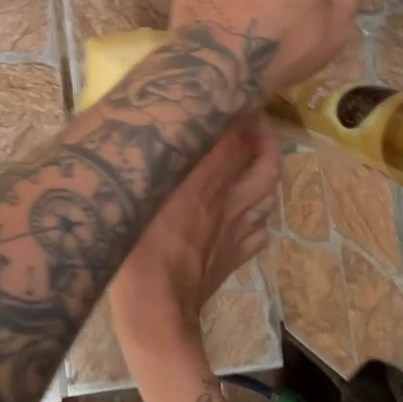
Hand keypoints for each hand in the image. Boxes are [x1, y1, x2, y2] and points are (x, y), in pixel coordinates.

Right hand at [110, 109, 281, 355]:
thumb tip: (137, 128)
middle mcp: (228, 201)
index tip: (237, 92)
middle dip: (265, 139)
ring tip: (252, 159)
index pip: (234, 138)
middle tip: (253, 123)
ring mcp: (237, 231)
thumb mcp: (134, 194)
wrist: (157, 309)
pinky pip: (260, 228)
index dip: (241, 113)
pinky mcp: (237, 257)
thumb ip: (144, 161)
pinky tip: (246, 209)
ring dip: (265, 172)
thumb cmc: (135, 247)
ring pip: (268, 195)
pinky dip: (259, 211)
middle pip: (265, 164)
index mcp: (202, 182)